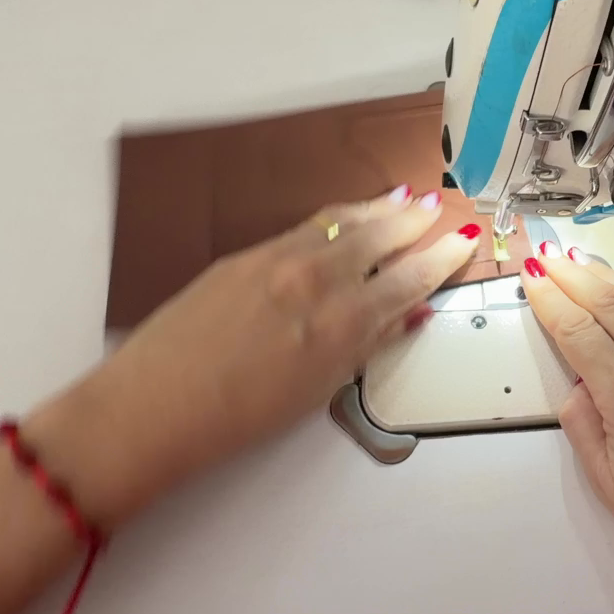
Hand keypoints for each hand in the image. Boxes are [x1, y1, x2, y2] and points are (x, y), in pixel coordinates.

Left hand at [34, 185, 479, 523]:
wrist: (151, 407)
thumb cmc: (241, 416)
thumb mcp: (319, 388)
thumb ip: (369, 343)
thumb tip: (409, 313)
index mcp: (344, 324)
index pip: (411, 278)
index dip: (443, 257)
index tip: (463, 239)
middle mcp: (320, 280)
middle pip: (383, 236)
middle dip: (416, 220)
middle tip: (437, 207)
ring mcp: (282, 259)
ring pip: (346, 221)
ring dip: (380, 208)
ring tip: (405, 197)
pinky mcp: (249, 252)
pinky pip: (309, 224)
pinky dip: (340, 216)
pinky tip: (349, 214)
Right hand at [519, 245, 613, 613]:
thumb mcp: (607, 483)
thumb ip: (582, 424)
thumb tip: (579, 382)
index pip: (577, 331)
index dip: (549, 300)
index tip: (531, 277)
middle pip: (609, 303)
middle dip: (572, 275)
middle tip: (547, 256)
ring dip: (609, 276)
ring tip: (582, 261)